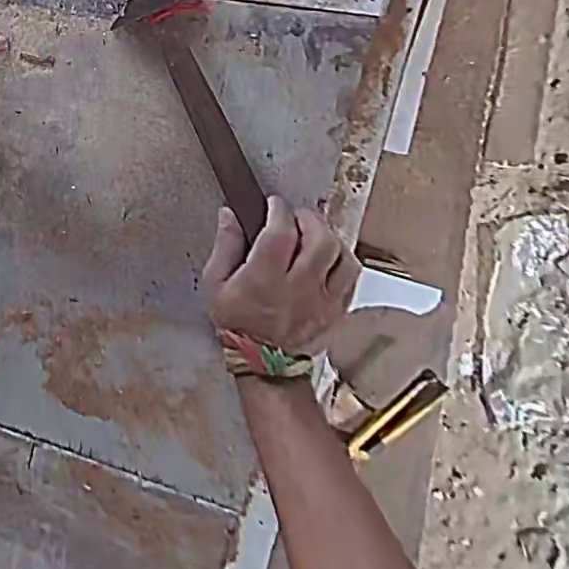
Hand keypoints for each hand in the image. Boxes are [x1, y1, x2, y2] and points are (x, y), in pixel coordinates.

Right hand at [201, 196, 360, 356]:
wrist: (264, 364)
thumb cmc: (236, 323)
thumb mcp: (216, 282)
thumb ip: (225, 245)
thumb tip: (229, 215)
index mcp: (264, 279)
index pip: (280, 232)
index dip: (279, 210)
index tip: (273, 204)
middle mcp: (298, 288)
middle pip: (319, 240)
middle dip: (308, 219)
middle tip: (295, 216)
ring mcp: (324, 300)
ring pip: (343, 256)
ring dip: (328, 237)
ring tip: (312, 233)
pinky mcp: (339, 310)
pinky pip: (352, 276)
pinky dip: (341, 258)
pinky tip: (324, 256)